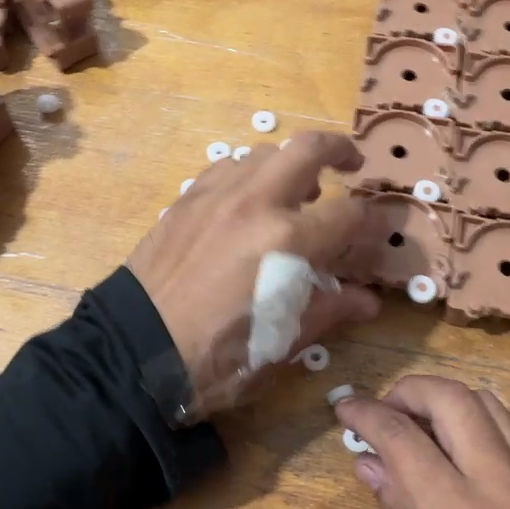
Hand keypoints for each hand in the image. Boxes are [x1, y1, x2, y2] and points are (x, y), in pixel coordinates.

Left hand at [127, 132, 379, 417]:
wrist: (135, 353)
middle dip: (338, 149)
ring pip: (264, 153)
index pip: (350, 215)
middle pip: (309, 150)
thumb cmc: (216, 359)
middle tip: (350, 163)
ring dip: (290, 163)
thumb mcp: (282, 343)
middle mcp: (256, 203)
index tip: (374, 230)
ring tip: (297, 189)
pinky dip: (249, 173)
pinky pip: (227, 167)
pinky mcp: (186, 200)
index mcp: (288, 241)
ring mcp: (217, 195)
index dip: (370, 222)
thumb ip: (329, 309)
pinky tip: (248, 199)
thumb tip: (367, 298)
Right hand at [336, 376, 509, 508]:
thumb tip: (369, 461)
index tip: (345, 407)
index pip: (402, 438)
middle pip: (450, 397)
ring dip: (448, 402)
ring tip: (426, 428)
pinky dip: (485, 421)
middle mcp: (503, 482)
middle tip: (386, 411)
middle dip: (408, 390)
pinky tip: (469, 448)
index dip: (366, 413)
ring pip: (488, 401)